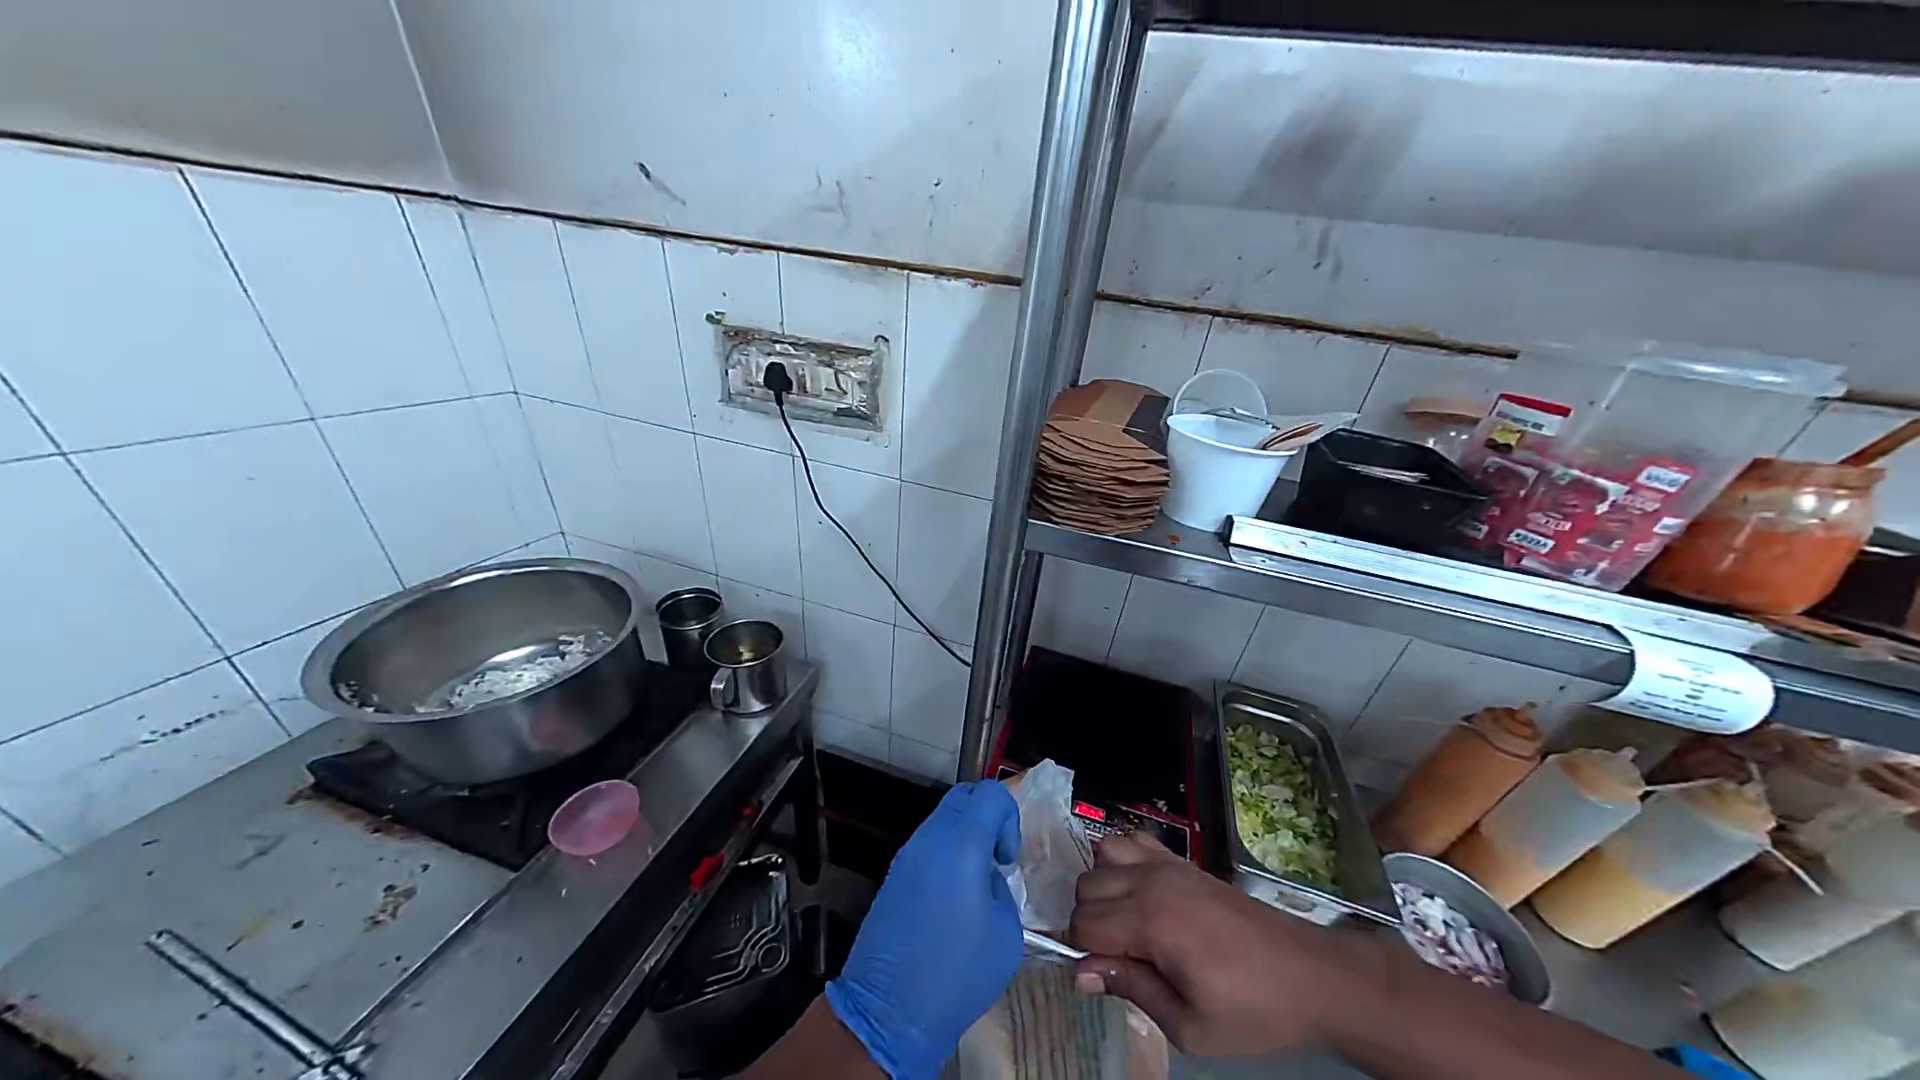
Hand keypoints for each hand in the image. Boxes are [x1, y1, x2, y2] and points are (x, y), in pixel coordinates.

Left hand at [826, 780, 1023, 1079]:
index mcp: (960, 843)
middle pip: (963, 797)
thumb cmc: (956, 972)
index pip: (990, 793)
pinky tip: (954, 896)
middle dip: (988, 818)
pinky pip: (927, 844)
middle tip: (997, 860)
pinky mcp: (894, 876)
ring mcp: (907, 855)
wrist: (889, 1011)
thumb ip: (1000, 887)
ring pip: (943, 819)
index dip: (1009, 817)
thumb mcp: (1004, 932)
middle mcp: (929, 838)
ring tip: (977, 882)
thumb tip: (986, 877)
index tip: (1007, 858)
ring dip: (966, 836)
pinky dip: (947, 853)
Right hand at [1068, 832, 1387, 1057]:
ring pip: (1103, 854)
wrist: (1312, 976)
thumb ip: (1131, 990)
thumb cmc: (1254, 1011)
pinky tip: (1140, 891)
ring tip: (1126, 922)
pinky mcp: (1183, 861)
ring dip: (1102, 886)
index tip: (1105, 978)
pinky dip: (1123, 859)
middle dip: (1089, 922)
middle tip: (1120, 959)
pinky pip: (1134, 840)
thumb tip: (1081, 972)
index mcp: (1151, 921)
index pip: (1084, 923)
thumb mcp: (1190, 1026)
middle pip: (1087, 885)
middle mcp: (1152, 881)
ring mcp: (1168, 864)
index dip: (1083, 953)